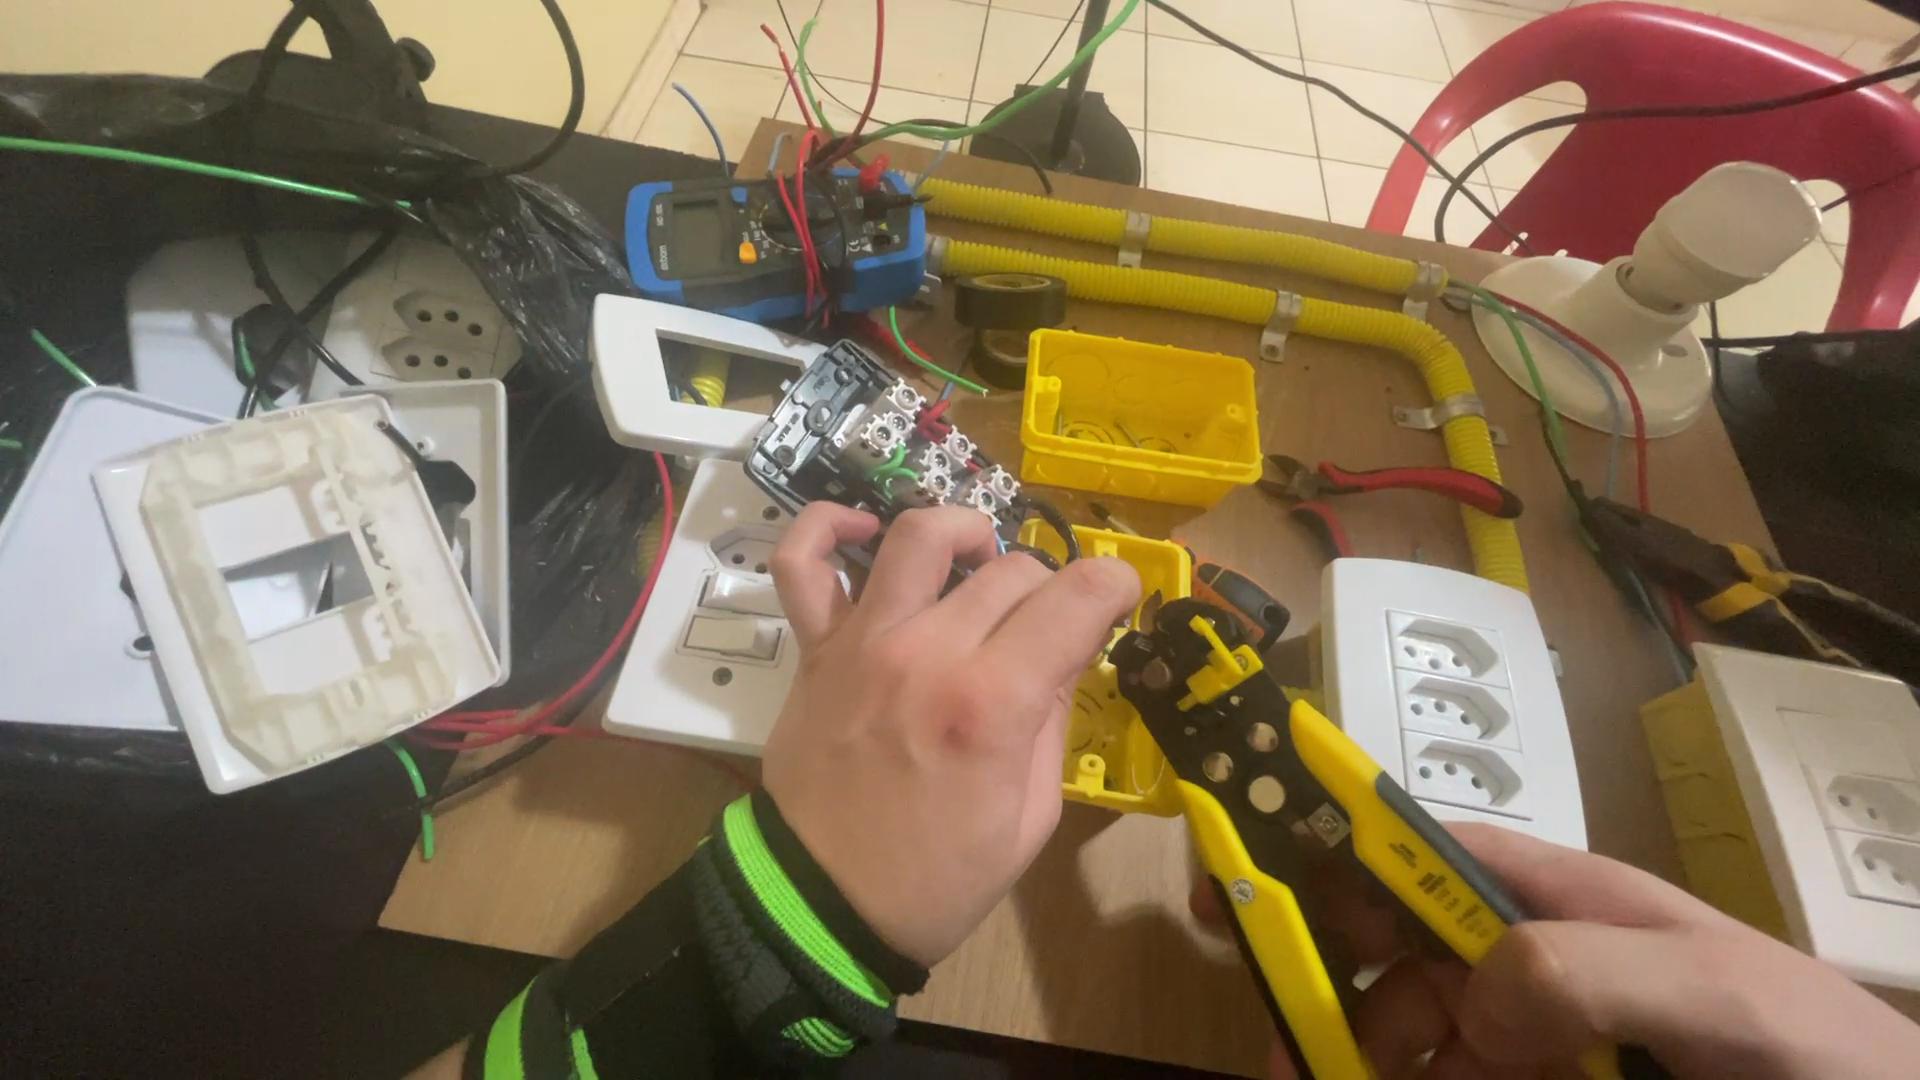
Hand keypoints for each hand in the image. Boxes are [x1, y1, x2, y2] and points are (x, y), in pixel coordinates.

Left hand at [764, 504, 1140, 967]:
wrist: (821, 905)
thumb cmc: (937, 876)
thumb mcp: (1030, 816)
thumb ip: (1051, 716)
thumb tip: (1065, 645)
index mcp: (991, 705)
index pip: (1075, 598)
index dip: (1114, 583)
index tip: (1118, 594)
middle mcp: (928, 652)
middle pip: (1010, 569)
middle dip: (1049, 586)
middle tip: (1046, 624)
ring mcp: (863, 642)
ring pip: (920, 536)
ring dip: (966, 532)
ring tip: (978, 559)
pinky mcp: (815, 647)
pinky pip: (799, 563)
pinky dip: (825, 527)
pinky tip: (863, 530)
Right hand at [1225, 824, 1919, 1078]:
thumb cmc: (1824, 1059)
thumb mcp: (1721, 993)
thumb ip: (1582, 966)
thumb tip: (1471, 1004)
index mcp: (1538, 890)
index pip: (1409, 846)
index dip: (1327, 844)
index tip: (1258, 874)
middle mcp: (1511, 945)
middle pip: (1383, 933)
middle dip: (1315, 957)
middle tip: (1268, 1006)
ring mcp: (1519, 1023)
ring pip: (1398, 1012)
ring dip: (1340, 1037)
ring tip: (1298, 1068)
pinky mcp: (1523, 1079)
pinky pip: (1436, 1068)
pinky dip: (1386, 1075)